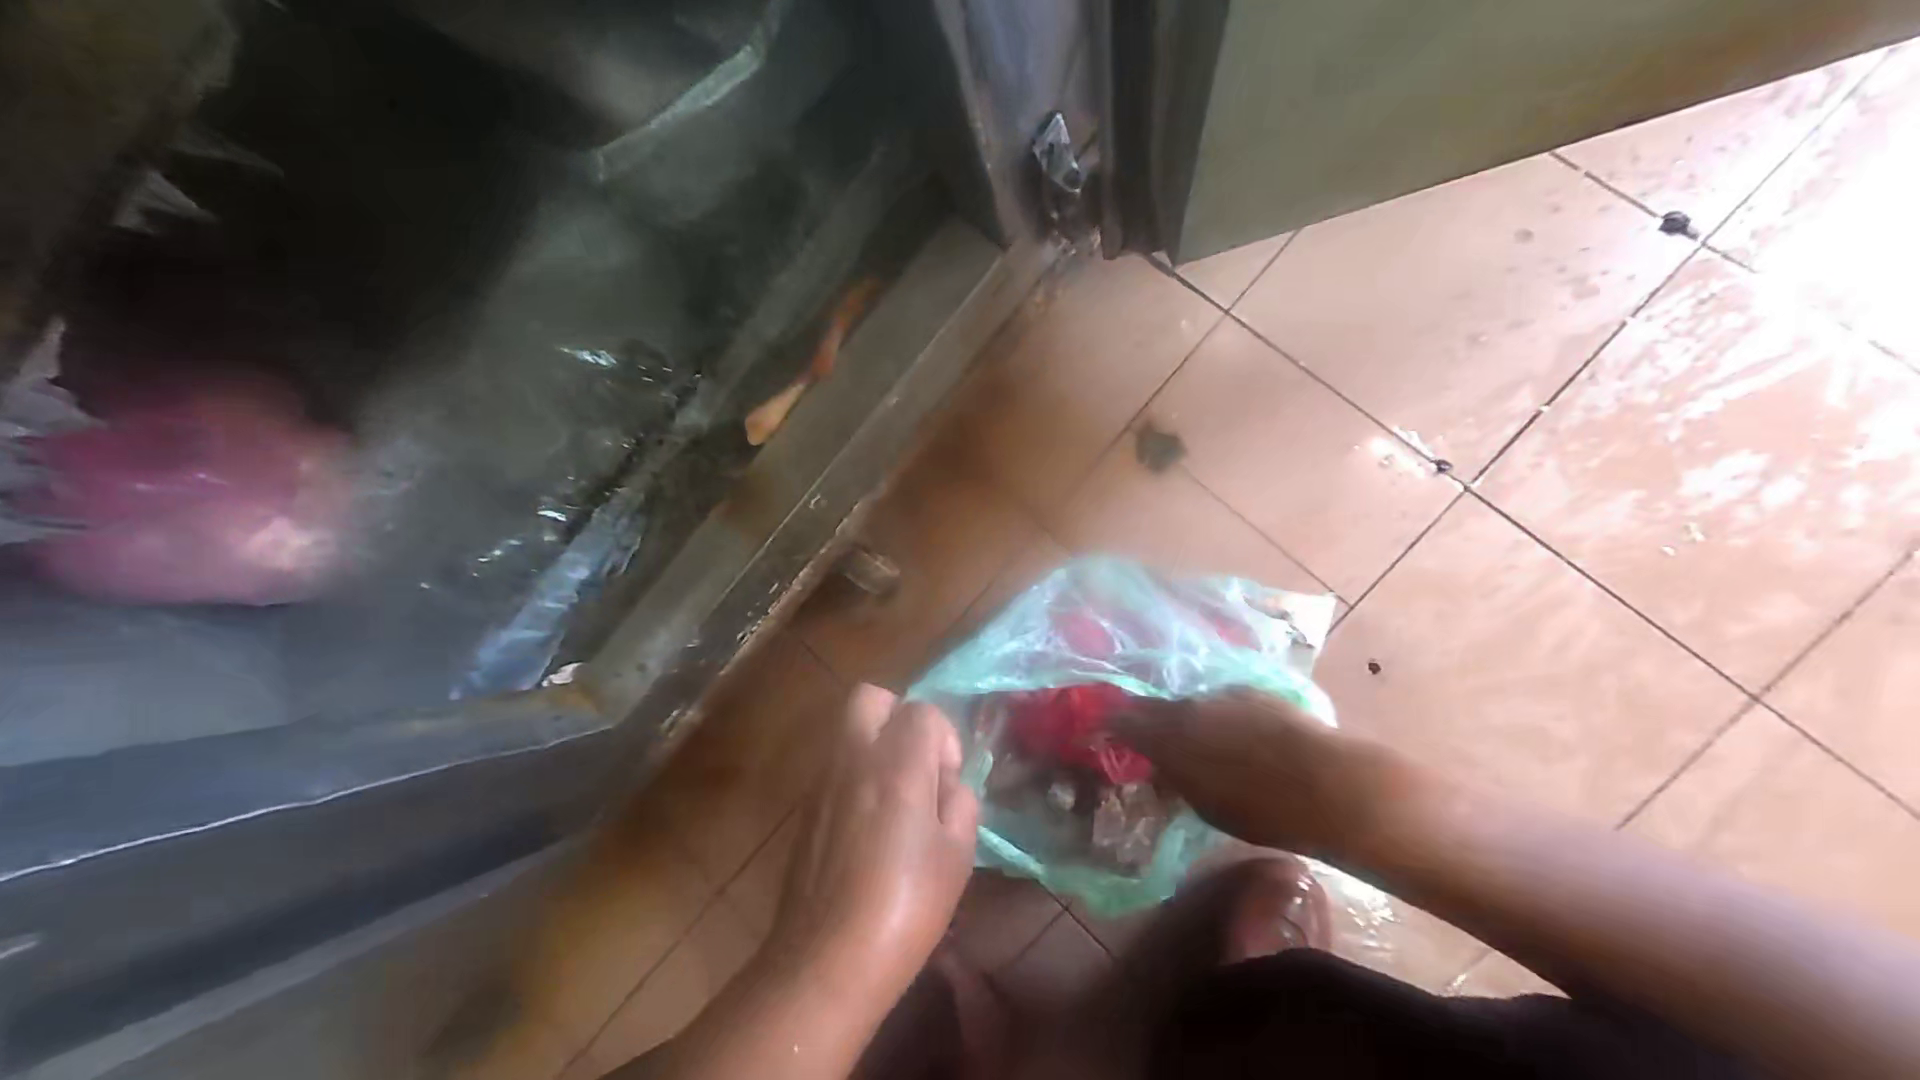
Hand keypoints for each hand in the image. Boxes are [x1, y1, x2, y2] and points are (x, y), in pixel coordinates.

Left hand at [763, 685, 978, 1000]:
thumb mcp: (957, 855)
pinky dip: (855, 775)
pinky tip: (867, 826)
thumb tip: (946, 785)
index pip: (922, 711)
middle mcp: (855, 758)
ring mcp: (823, 780)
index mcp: (898, 763)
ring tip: (894, 798)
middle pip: (871, 697)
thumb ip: (960, 803)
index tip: (947, 782)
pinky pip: (834, 766)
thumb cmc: (906, 906)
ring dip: (875, 745)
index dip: (944, 739)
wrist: (827, 958)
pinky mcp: (805, 806)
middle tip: (916, 764)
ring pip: (848, 730)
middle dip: (899, 717)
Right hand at [1115, 690, 1412, 860]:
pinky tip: (1243, 738)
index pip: (1122, 719)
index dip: (1109, 725)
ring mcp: (1226, 693)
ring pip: (1194, 704)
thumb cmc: (1264, 811)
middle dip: (1148, 721)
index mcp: (1170, 734)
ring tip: (1205, 744)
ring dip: (1191, 720)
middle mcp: (1191, 704)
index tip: (1102, 733)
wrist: (1335, 786)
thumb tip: (1161, 767)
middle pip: (1157, 706)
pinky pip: (1226, 702)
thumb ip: (1175, 778)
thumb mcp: (1205, 805)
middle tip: (1151, 742)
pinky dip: (1224, 717)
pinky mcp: (1257, 691)